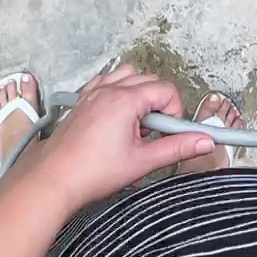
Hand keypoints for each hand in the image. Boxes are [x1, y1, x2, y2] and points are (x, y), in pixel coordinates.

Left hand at [5, 63, 217, 213]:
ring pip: (127, 76)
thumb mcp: (142, 162)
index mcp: (125, 101)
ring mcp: (92, 93)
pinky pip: (105, 82)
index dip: (174, 111)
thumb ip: (176, 148)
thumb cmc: (91, 173)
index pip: (166, 90)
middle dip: (158, 104)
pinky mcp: (81, 102)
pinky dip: (117, 91)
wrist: (53, 181)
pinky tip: (116, 116)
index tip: (169, 132)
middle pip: (148, 81)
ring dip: (138, 94)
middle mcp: (108, 90)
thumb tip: (203, 141)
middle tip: (152, 134)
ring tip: (134, 125)